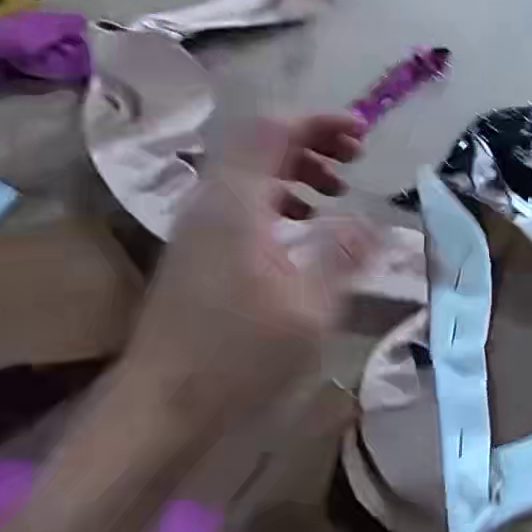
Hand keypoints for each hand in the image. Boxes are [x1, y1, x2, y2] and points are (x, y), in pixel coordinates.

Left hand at [120, 111, 379, 434]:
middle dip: (314, 141)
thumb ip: (343, 254)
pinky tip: (306, 226)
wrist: (159, 408)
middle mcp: (211, 205)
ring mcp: (199, 228)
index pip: (273, 132)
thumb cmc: (239, 356)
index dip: (320, 122)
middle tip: (356, 160)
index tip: (363, 134)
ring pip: (252, 172)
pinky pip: (243, 200)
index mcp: (236, 207)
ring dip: (299, 170)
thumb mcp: (311, 308)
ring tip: (338, 192)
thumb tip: (371, 221)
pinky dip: (282, 197)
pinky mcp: (198, 250)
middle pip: (260, 144)